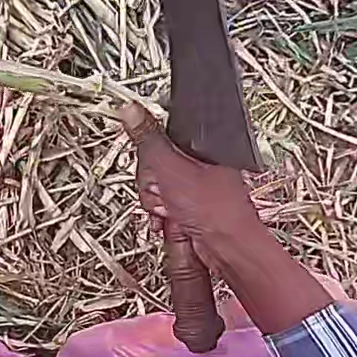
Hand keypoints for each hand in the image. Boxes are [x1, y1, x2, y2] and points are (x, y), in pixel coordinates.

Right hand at [118, 102, 331, 333]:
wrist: (226, 248)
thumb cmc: (215, 209)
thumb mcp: (172, 168)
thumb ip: (149, 139)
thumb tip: (131, 108)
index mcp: (203, 144)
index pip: (160, 137)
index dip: (150, 154)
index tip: (152, 166)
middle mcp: (200, 163)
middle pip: (154, 164)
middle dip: (152, 183)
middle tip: (164, 191)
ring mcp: (195, 186)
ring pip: (156, 186)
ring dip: (155, 202)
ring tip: (170, 209)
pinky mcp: (190, 207)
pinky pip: (162, 205)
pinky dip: (160, 214)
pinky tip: (169, 219)